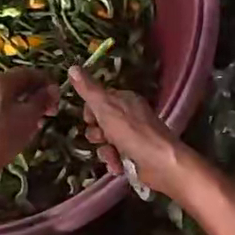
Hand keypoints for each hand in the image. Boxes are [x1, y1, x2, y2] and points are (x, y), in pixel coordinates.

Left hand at [0, 71, 59, 178]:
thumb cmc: (1, 137)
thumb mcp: (28, 117)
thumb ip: (42, 100)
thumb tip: (53, 88)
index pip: (29, 73)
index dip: (47, 82)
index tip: (59, 97)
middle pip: (17, 84)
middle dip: (37, 95)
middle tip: (51, 112)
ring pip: (8, 97)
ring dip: (26, 106)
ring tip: (39, 122)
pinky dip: (13, 114)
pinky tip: (20, 129)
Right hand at [68, 67, 191, 195]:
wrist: (162, 164)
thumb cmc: (133, 132)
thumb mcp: (106, 107)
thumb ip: (89, 89)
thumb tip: (73, 67)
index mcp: (125, 100)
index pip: (99, 99)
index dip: (90, 111)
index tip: (89, 119)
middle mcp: (130, 116)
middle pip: (100, 123)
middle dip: (96, 134)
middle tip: (101, 138)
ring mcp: (133, 136)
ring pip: (106, 142)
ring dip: (105, 152)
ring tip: (113, 156)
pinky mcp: (136, 155)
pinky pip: (116, 157)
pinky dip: (115, 163)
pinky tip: (118, 167)